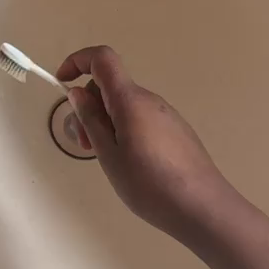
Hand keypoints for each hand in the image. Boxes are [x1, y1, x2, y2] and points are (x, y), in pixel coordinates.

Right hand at [58, 45, 236, 240]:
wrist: (206, 210)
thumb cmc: (150, 184)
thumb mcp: (109, 154)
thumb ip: (91, 119)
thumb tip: (78, 92)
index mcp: (130, 100)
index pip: (102, 58)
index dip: (78, 61)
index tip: (63, 83)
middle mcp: (149, 100)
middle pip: (110, 86)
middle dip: (89, 107)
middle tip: (85, 145)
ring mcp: (166, 116)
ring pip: (125, 106)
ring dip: (106, 123)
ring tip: (107, 160)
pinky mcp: (176, 132)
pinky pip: (141, 119)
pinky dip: (124, 130)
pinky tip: (131, 165)